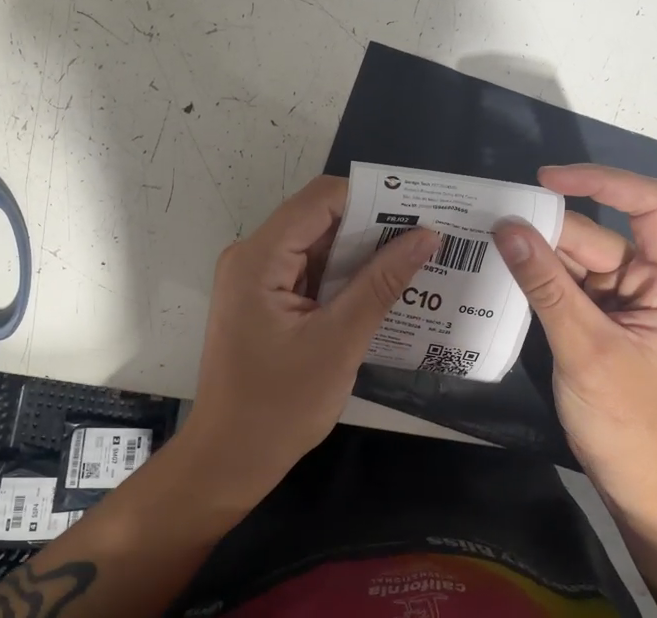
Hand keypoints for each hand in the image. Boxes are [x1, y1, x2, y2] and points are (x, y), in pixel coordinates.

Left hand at [182, 176, 437, 507]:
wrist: (229, 459)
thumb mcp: (339, 343)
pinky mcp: (263, 300)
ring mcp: (255, 279)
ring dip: (361, 253)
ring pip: (316, 245)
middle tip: (427, 235)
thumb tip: (425, 236)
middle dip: (372, 225)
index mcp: (259, 258)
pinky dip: (343, 277)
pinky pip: (309, 272)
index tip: (418, 209)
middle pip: (318, 219)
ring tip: (416, 257)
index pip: (319, 200)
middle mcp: (252, 256)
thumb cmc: (280, 406)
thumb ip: (380, 284)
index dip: (370, 197)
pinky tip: (384, 286)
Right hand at [493, 165, 656, 514]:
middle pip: (593, 232)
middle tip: (487, 223)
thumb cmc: (632, 421)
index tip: (546, 180)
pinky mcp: (590, 319)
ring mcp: (616, 300)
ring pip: (570, 256)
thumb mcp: (586, 349)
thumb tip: (506, 227)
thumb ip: (545, 285)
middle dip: (546, 228)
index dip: (602, 181)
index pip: (648, 206)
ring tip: (481, 240)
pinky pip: (559, 282)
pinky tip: (497, 267)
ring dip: (532, 250)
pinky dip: (531, 275)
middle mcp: (645, 281)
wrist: (641, 486)